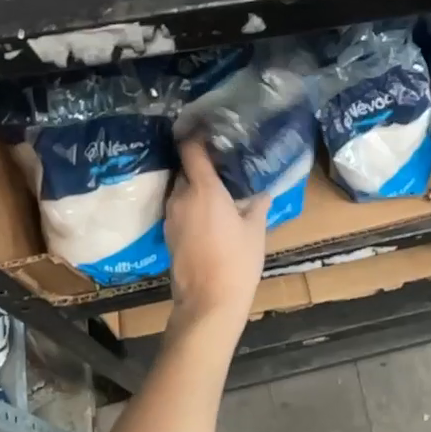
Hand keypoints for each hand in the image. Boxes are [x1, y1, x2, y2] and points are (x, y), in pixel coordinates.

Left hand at [163, 140, 268, 344]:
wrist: (208, 302)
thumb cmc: (237, 261)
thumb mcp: (255, 230)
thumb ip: (257, 205)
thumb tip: (261, 193)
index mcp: (203, 190)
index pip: (191, 150)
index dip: (197, 135)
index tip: (209, 129)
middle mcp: (181, 198)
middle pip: (187, 170)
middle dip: (202, 166)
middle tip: (224, 165)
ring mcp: (171, 217)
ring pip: (182, 190)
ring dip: (197, 187)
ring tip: (220, 191)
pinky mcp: (168, 234)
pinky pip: (180, 209)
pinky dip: (192, 205)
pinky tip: (210, 215)